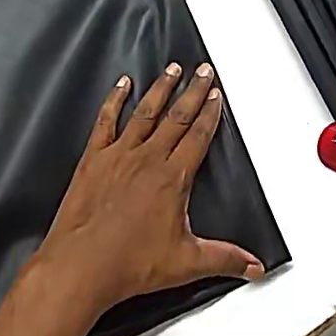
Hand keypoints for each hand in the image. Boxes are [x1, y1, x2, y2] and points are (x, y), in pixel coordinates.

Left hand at [31, 63, 265, 317]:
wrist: (83, 265)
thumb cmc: (129, 263)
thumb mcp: (186, 263)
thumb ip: (224, 258)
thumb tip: (253, 266)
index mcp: (172, 178)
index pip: (198, 136)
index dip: (210, 113)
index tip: (216, 95)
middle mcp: (147, 159)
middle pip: (177, 116)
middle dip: (194, 91)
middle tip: (203, 71)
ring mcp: (119, 155)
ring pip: (146, 112)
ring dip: (161, 88)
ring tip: (172, 69)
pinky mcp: (94, 158)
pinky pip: (106, 120)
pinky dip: (115, 99)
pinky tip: (122, 85)